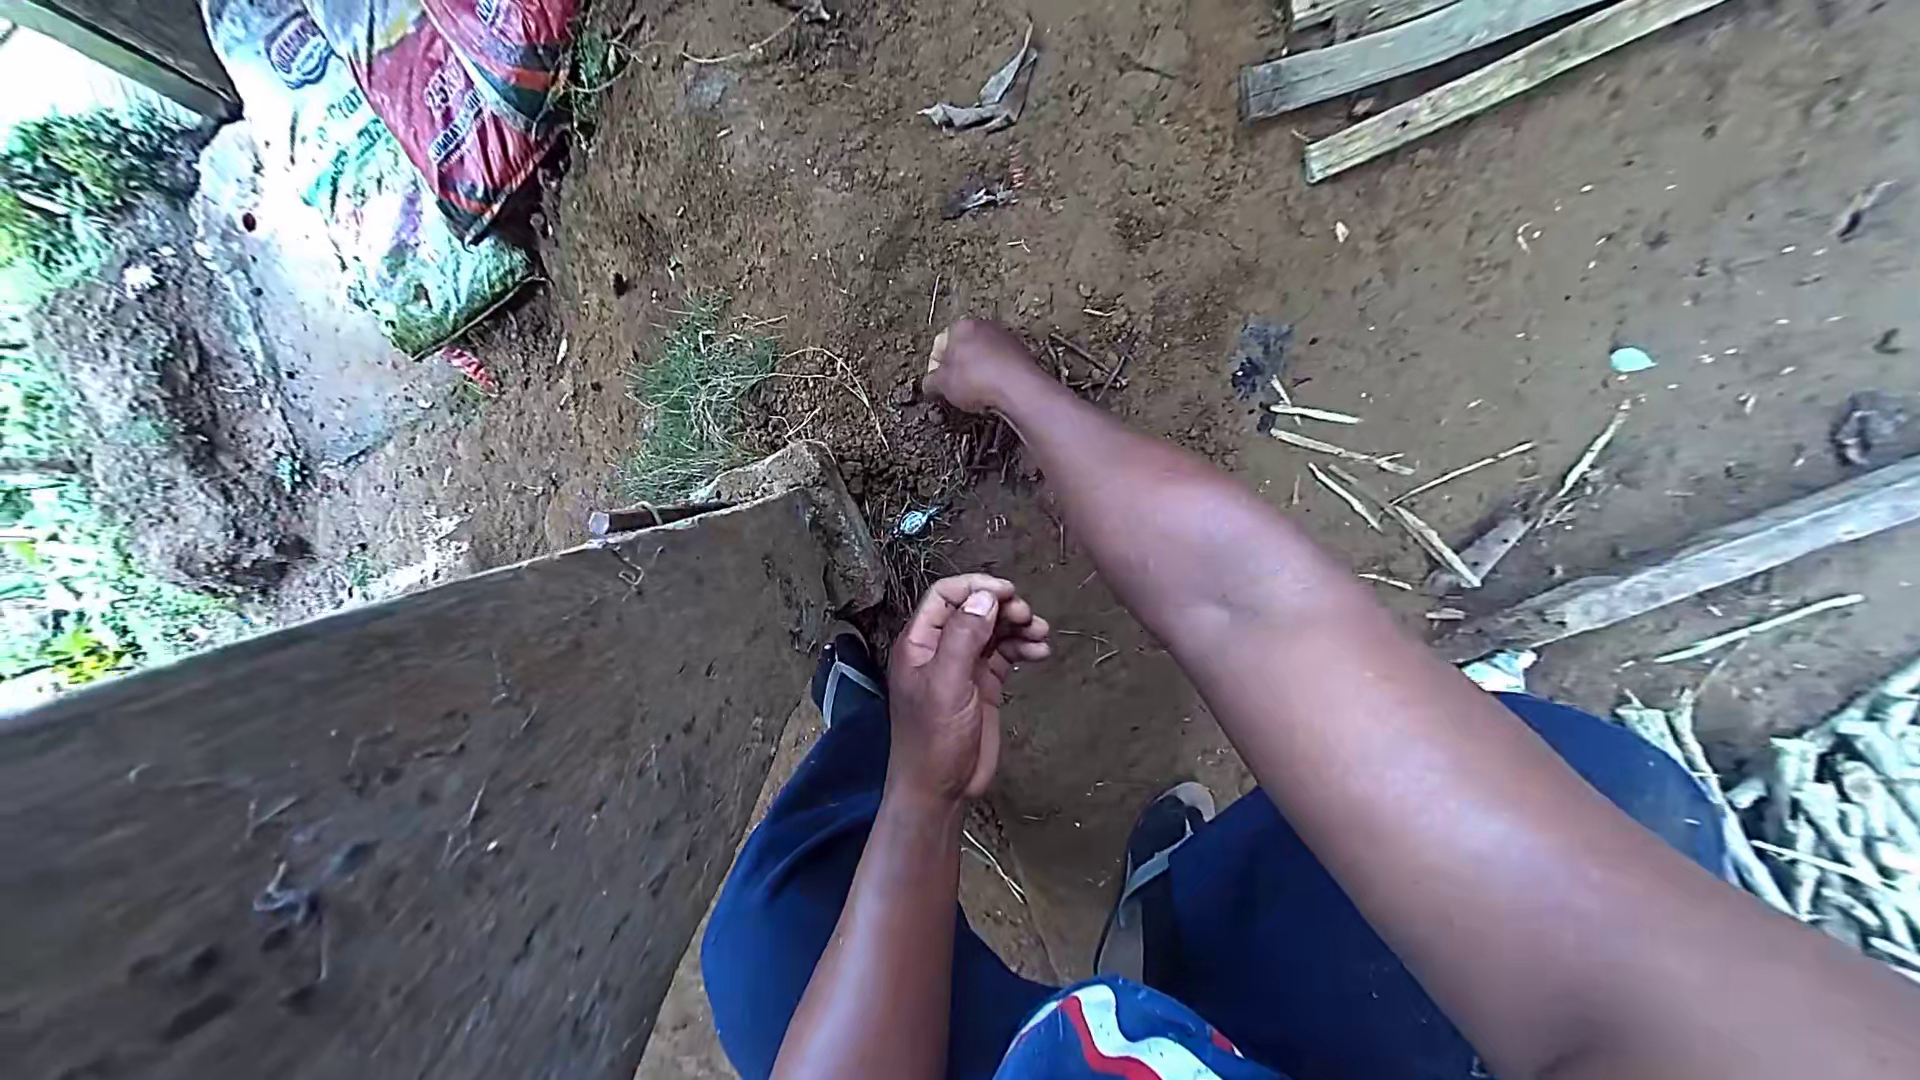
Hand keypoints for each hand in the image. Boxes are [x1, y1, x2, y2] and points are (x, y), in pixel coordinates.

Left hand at [886, 574, 1051, 802]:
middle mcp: (941, 648)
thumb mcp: (946, 684)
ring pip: (993, 630)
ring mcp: (964, 666)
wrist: (941, 790)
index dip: (976, 588)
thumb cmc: (933, 739)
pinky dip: (1023, 649)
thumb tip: (985, 597)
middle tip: (1027, 617)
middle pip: (974, 609)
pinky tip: (1040, 653)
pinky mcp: (983, 684)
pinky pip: (1005, 655)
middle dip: (1002, 607)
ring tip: (1040, 634)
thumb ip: (964, 638)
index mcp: (921, 642)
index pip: (946, 596)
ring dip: (1018, 627)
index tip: (1007, 592)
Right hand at [924, 319, 1046, 414]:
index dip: (934, 369)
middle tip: (955, 391)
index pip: (939, 345)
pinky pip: (1000, 367)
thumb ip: (931, 382)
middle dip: (957, 371)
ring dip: (976, 376)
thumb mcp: (943, 384)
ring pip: (982, 359)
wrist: (1017, 387)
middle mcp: (984, 326)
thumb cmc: (975, 379)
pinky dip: (994, 379)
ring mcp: (1005, 339)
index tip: (936, 386)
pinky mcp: (1021, 354)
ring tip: (975, 396)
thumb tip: (929, 385)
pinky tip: (993, 394)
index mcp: (961, 326)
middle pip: (962, 350)